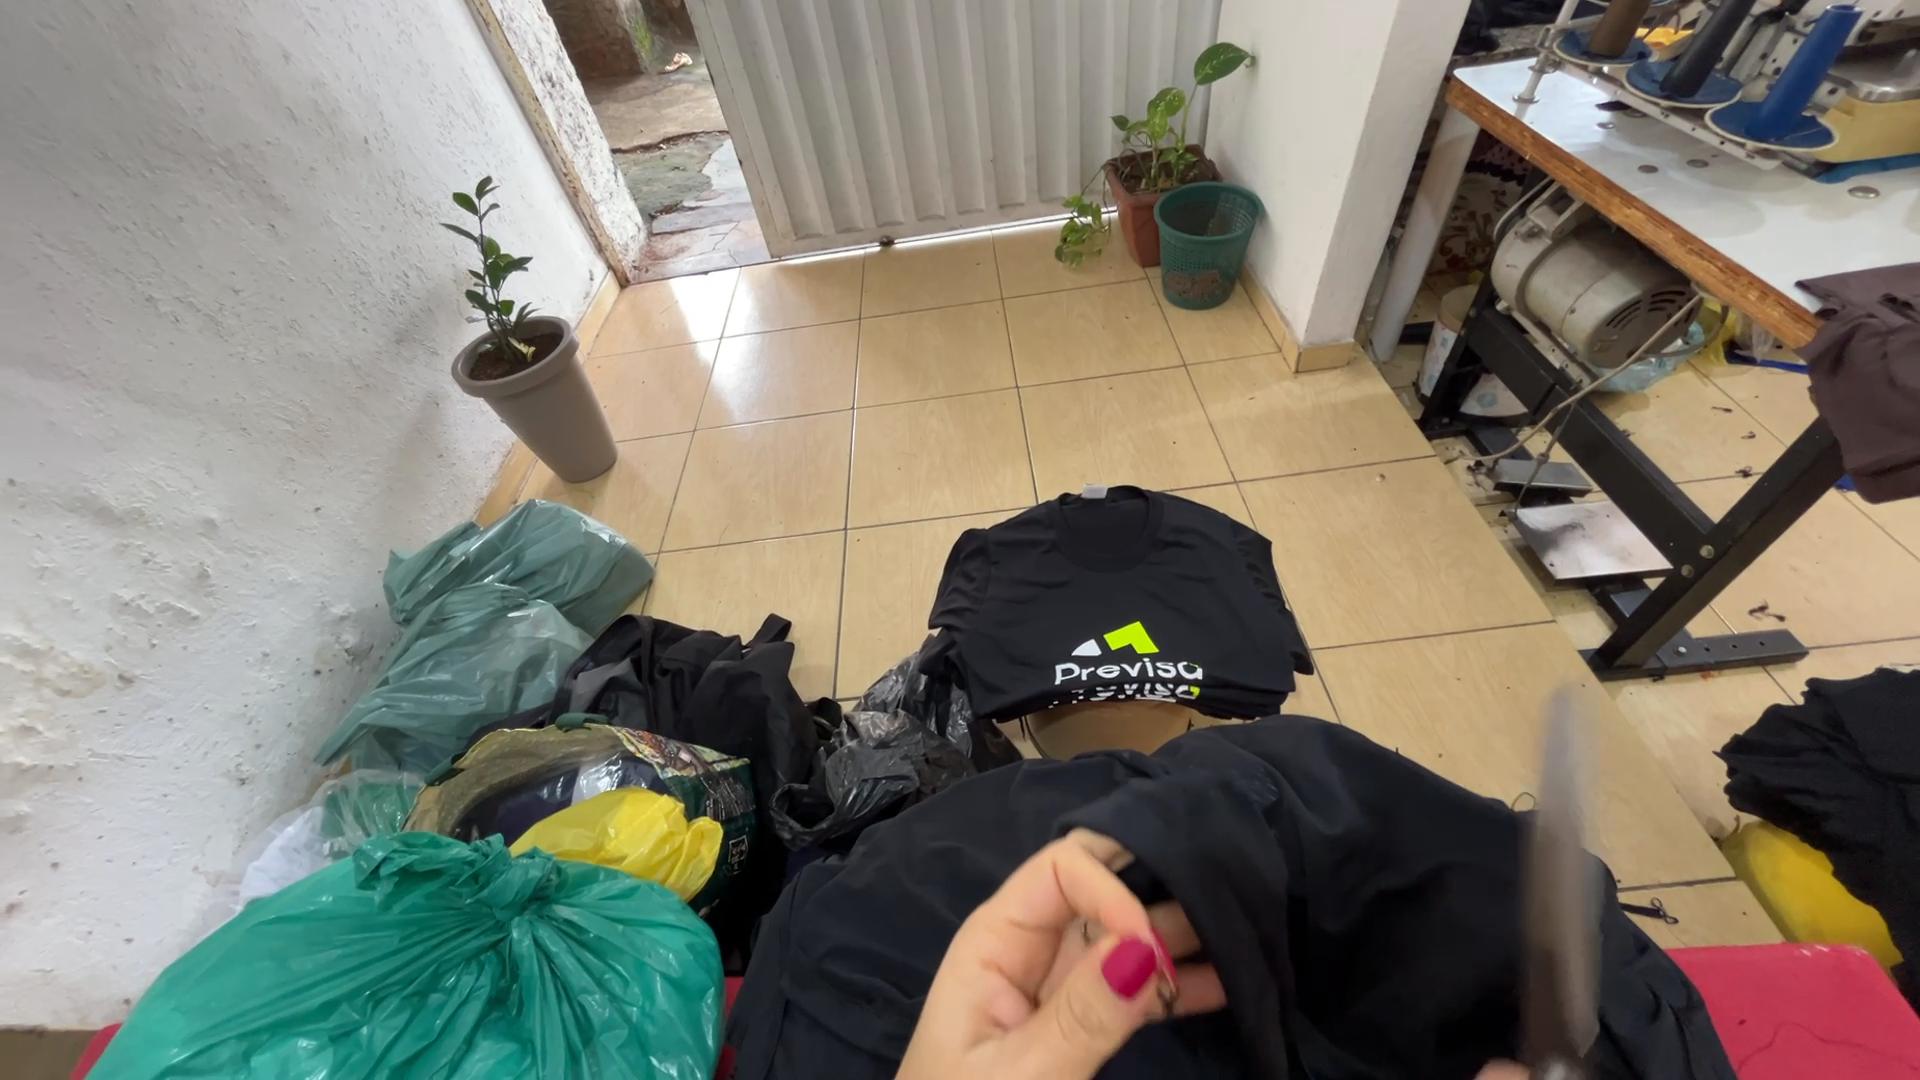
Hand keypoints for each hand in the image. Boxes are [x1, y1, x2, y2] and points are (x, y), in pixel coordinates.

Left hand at [897, 829, 1225, 1079]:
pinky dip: (1180, 981)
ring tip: (1243, 923)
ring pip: (1125, 931)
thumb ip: (1080, 1015)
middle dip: (1152, 877)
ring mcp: (1061, 979)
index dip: (1112, 890)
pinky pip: (1137, 985)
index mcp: (997, 935)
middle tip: (1219, 886)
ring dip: (1179, 928)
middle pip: (1095, 883)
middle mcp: (1032, 942)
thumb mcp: (1017, 1074)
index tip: (1153, 948)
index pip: (1060, 869)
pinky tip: (1231, 980)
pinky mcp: (1085, 1018)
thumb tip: (1144, 946)